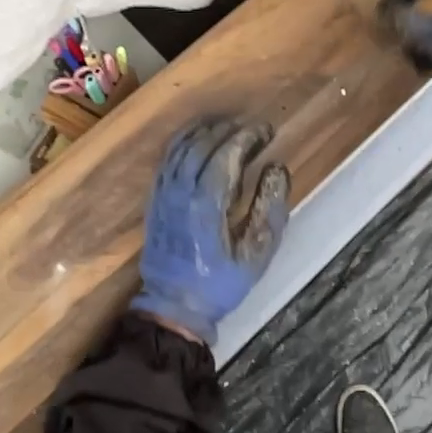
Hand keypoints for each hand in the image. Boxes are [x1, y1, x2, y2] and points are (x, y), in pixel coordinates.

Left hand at [131, 118, 290, 344]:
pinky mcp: (155, 197)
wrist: (173, 305)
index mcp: (205, 204)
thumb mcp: (256, 253)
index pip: (225, 154)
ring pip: (182, 146)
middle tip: (253, 128)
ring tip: (230, 127)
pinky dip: (185, 140)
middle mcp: (180, 191)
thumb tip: (276, 168)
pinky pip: (169, 157)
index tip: (266, 130)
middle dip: (230, 129)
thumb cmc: (221, 283)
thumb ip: (269, 208)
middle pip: (202, 144)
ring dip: (206, 130)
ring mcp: (163, 192)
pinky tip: (199, 139)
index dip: (247, 136)